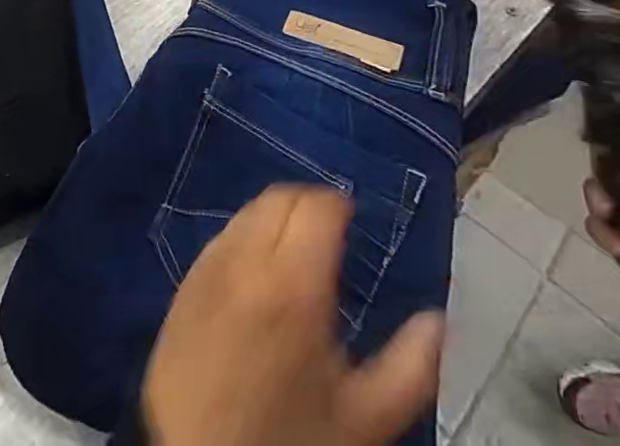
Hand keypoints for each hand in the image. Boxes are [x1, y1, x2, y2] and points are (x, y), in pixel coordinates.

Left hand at [143, 185, 444, 445]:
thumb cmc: (289, 442)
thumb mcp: (365, 418)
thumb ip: (412, 365)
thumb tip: (438, 320)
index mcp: (294, 287)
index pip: (316, 205)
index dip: (340, 205)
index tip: (351, 222)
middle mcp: (245, 267)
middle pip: (279, 197)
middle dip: (309, 205)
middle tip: (327, 235)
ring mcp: (206, 278)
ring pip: (246, 213)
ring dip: (274, 219)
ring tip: (291, 254)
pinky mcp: (180, 295)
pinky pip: (218, 243)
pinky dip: (243, 241)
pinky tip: (253, 277)